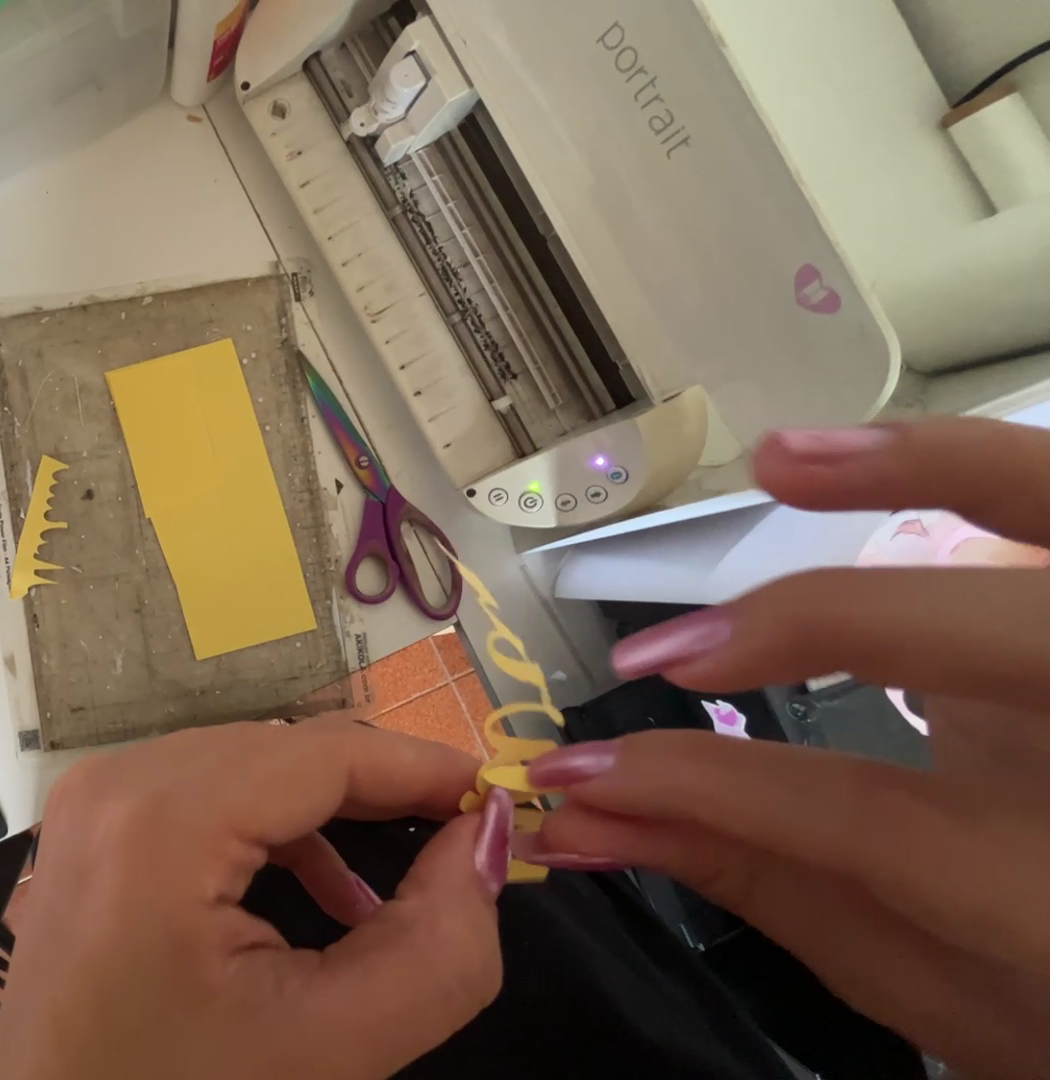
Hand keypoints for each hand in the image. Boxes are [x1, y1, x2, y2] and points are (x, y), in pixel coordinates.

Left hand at [0, 719, 513, 1079]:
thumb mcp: (327, 1048)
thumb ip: (435, 949)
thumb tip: (483, 843)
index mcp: (160, 820)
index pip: (317, 752)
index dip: (417, 763)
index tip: (494, 795)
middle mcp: (116, 778)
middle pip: (277, 750)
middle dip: (372, 787)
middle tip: (456, 835)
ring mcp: (93, 790)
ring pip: (241, 762)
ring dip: (320, 808)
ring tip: (378, 889)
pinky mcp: (90, 814)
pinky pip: (198, 787)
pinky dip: (263, 822)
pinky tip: (309, 889)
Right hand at [520, 417, 1049, 1079]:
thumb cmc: (1040, 988)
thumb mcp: (906, 975)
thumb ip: (739, 876)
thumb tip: (568, 818)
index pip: (850, 811)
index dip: (685, 781)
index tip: (564, 773)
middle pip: (993, 644)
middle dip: (801, 629)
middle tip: (660, 657)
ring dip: (922, 474)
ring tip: (778, 464)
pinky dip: (956, 461)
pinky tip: (823, 454)